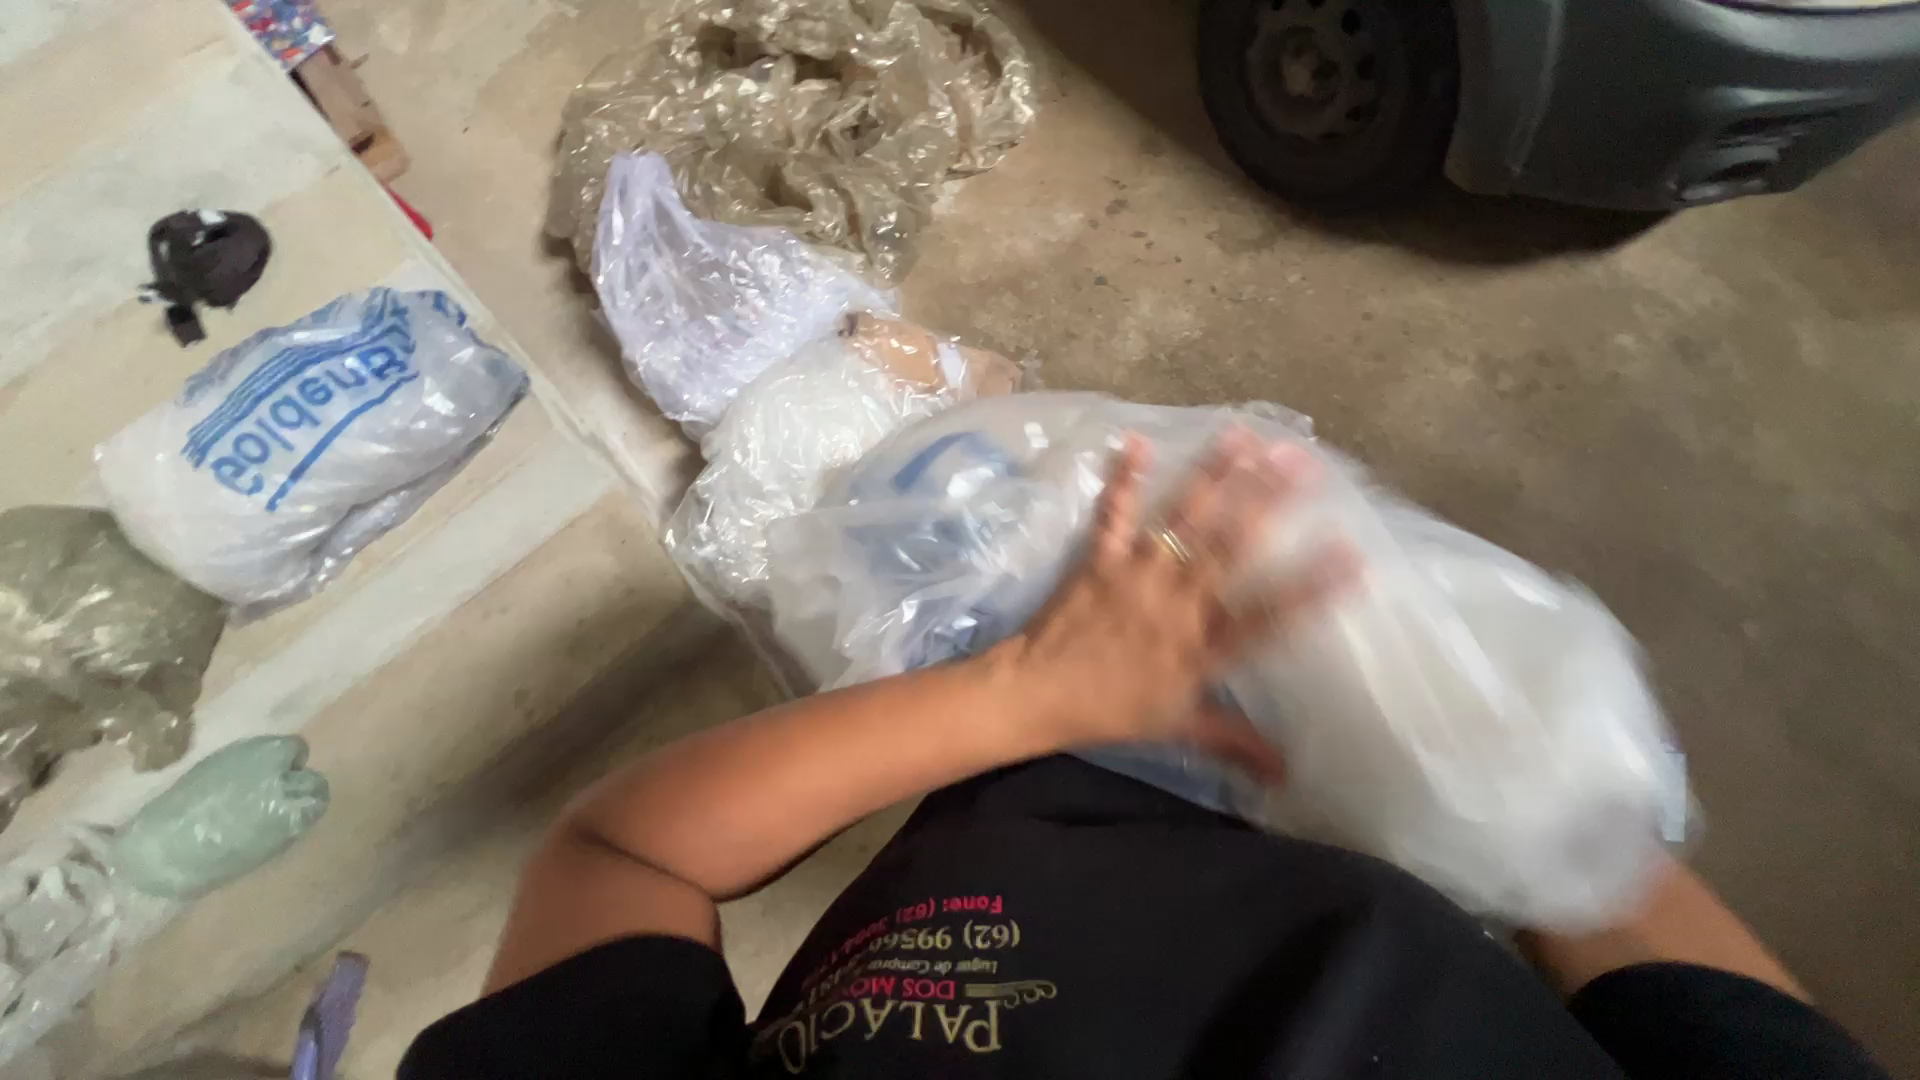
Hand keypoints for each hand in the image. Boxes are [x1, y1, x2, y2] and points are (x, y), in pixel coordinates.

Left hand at [986, 428, 1355, 779]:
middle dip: (1268, 501)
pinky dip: (1124, 478)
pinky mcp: (1099, 559)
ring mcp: (1136, 575)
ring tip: (1243, 436)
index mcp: (1201, 647)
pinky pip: (1114, 514)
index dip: (1312, 586)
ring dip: (1213, 476)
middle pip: (1229, 548)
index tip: (1355, 554)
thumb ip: (1233, 740)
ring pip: (1182, 521)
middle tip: (1303, 460)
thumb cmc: (1109, 711)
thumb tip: (1287, 772)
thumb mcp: (1176, 727)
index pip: (1268, 616)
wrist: (1037, 692)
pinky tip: (1137, 440)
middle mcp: (1175, 603)